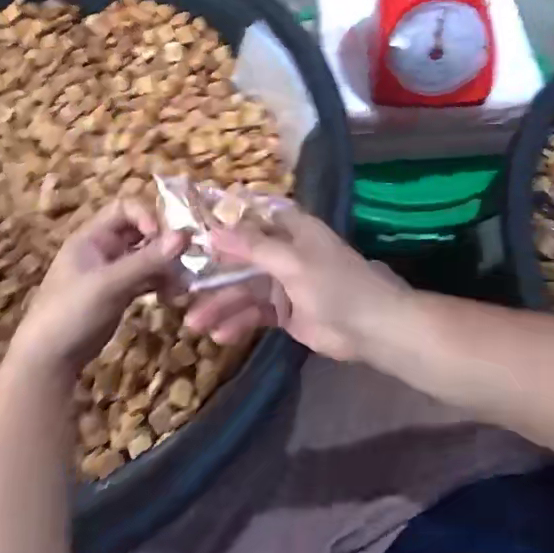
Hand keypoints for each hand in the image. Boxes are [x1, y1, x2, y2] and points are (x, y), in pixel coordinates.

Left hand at [7, 199, 185, 377]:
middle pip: (141, 231)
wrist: (49, 360)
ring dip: (166, 266)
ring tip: (182, 284)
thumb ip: (147, 260)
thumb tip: (185, 235)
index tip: (164, 236)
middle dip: (164, 243)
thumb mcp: (109, 284)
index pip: (124, 208)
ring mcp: (113, 272)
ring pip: (147, 257)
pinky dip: (161, 284)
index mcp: (92, 236)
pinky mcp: (120, 293)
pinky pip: (147, 278)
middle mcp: (103, 248)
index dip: (147, 216)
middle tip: (186, 258)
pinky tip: (173, 297)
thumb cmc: (71, 312)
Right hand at [186, 208, 409, 361]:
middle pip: (241, 258)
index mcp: (292, 230)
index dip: (222, 222)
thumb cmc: (335, 284)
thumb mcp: (292, 261)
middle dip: (214, 275)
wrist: (372, 327)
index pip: (251, 218)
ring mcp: (284, 283)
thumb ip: (253, 247)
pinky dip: (238, 322)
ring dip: (221, 305)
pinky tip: (220, 335)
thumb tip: (213, 232)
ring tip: (195, 323)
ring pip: (245, 289)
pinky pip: (255, 313)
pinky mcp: (286, 313)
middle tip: (181, 290)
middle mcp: (285, 252)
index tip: (190, 230)